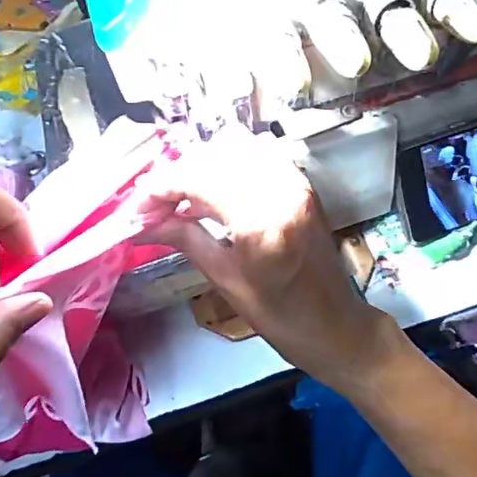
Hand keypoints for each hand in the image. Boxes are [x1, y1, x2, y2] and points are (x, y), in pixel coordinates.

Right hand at [138, 131, 402, 389]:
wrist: (337, 326)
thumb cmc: (281, 317)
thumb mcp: (226, 280)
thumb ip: (185, 239)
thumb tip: (144, 222)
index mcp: (260, 222)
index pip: (199, 180)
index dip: (162, 187)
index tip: (139, 205)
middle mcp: (281, 191)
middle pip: (214, 159)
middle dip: (178, 176)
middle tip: (155, 205)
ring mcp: (295, 184)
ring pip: (235, 150)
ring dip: (202, 167)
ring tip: (180, 198)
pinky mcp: (302, 185)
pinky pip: (258, 156)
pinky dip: (229, 166)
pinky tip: (213, 191)